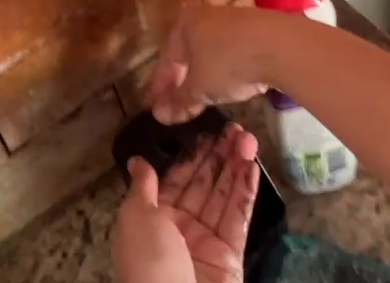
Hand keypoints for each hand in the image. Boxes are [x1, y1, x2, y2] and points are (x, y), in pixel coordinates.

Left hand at [112, 124, 260, 282]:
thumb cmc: (149, 263)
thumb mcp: (136, 219)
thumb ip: (143, 188)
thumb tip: (136, 161)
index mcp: (152, 218)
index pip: (174, 178)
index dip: (190, 154)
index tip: (205, 128)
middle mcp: (179, 227)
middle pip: (201, 183)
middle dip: (216, 155)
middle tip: (233, 126)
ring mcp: (206, 241)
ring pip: (222, 195)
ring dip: (234, 166)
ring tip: (247, 137)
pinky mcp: (230, 255)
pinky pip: (237, 216)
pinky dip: (246, 190)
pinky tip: (253, 164)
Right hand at [148, 6, 272, 124]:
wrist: (279, 45)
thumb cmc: (227, 62)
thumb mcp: (199, 87)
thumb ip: (179, 101)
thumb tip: (159, 115)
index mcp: (183, 24)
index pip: (165, 61)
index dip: (160, 88)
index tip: (156, 109)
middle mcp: (202, 17)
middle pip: (185, 55)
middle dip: (180, 82)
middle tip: (176, 107)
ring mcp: (229, 21)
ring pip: (207, 53)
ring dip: (201, 77)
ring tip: (200, 99)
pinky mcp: (252, 30)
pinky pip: (228, 53)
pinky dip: (222, 71)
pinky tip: (226, 85)